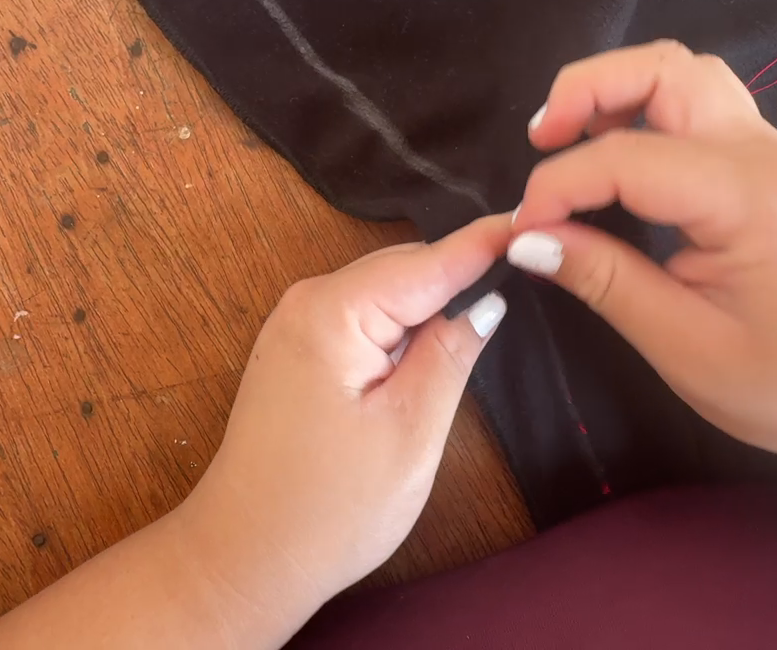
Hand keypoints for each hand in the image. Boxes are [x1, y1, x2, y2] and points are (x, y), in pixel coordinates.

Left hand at [175, 217, 511, 627]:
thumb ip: (450, 354)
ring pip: (384, 293)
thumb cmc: (329, 508)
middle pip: (402, 270)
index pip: (426, 262)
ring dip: (431, 302)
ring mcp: (297, 321)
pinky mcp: (299, 346)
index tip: (533, 221)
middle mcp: (308, 299)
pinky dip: (402, 324)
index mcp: (332, 311)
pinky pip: (363, 316)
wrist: (243, 556)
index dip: (483, 242)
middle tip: (527, 267)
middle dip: (460, 272)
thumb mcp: (409, 432)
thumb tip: (487, 300)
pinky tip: (431, 341)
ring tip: (490, 301)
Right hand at [507, 41, 776, 490]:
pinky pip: (698, 104)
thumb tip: (526, 239)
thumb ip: (603, 279)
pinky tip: (615, 153)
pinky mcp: (767, 164)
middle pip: (667, 70)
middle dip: (586, 89)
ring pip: (684, 73)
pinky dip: (642, 108)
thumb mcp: (685, 348)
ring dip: (616, 89)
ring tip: (569, 137)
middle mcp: (767, 155)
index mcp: (753, 201)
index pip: (630, 158)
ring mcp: (773, 152)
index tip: (523, 227)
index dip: (558, 184)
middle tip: (541, 139)